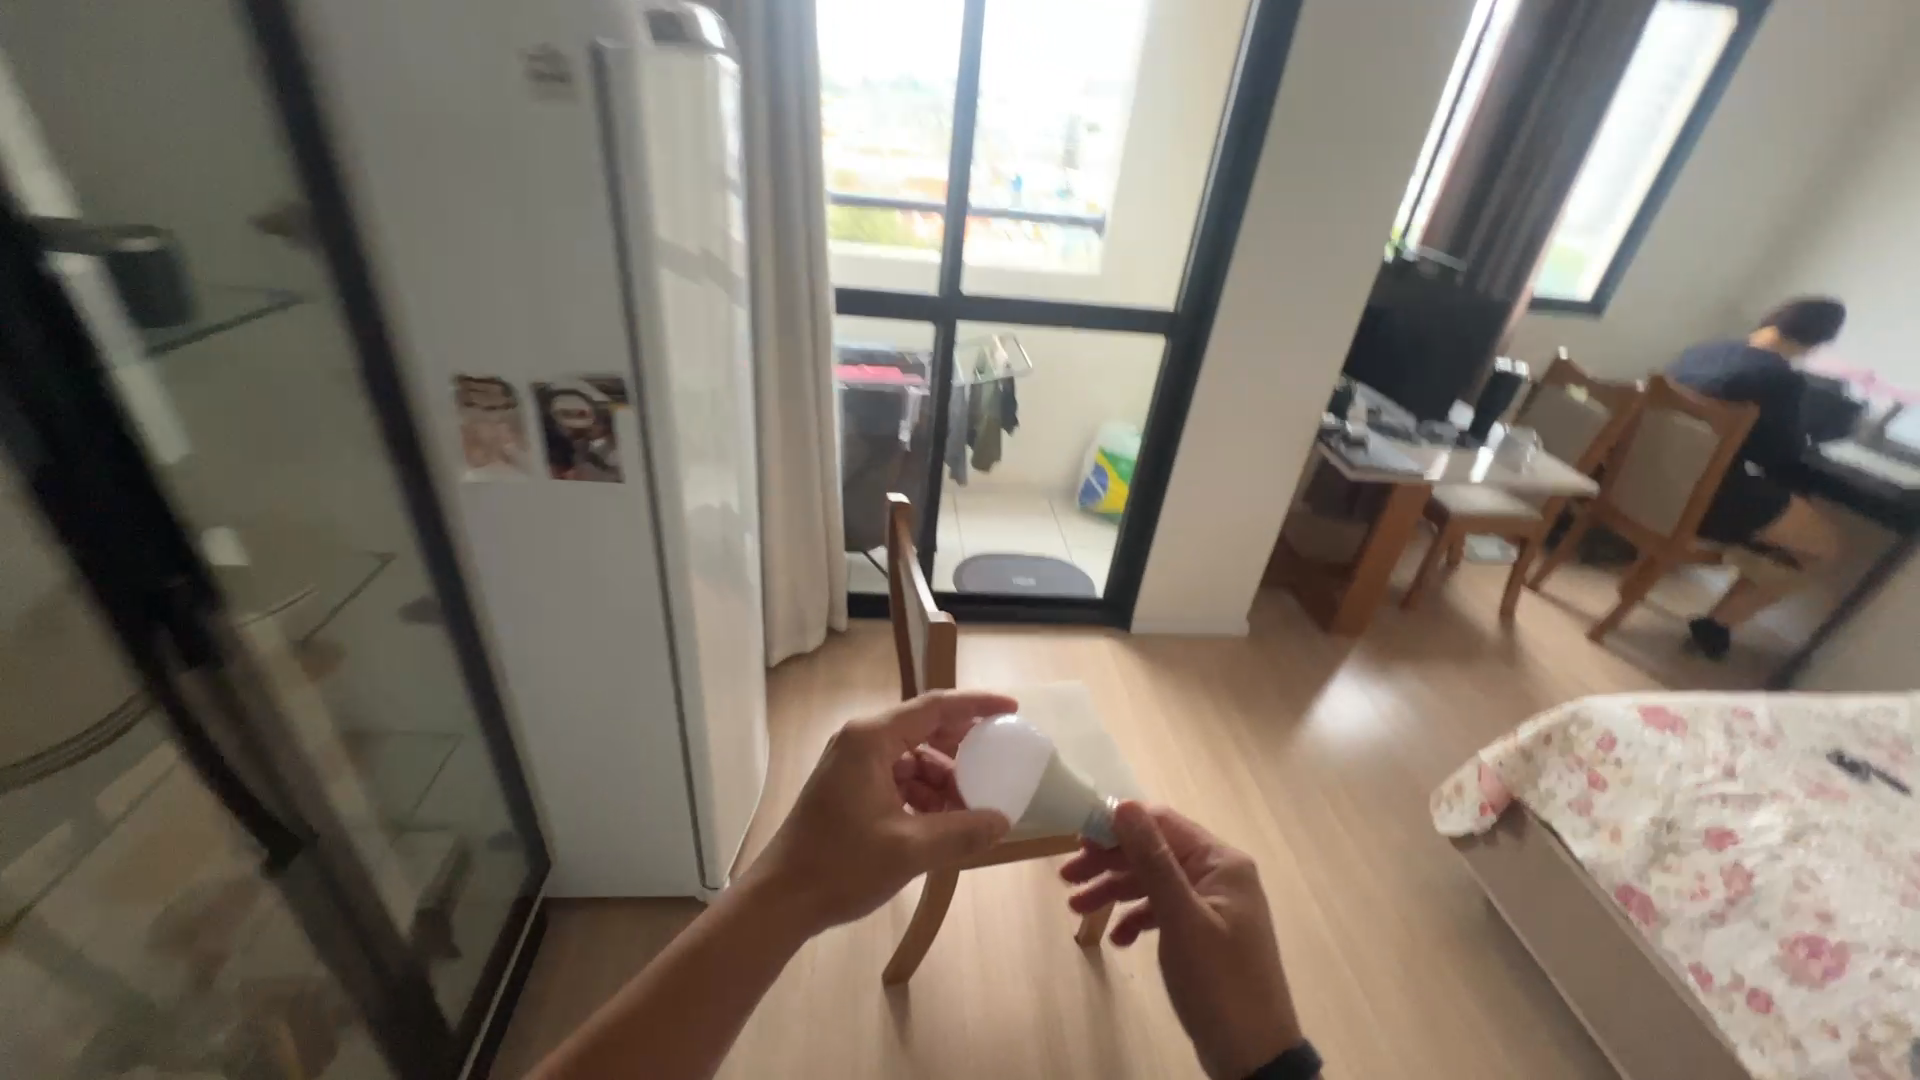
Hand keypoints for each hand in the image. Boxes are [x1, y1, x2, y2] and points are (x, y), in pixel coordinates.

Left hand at [742, 691, 1014, 935]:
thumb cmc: (840, 866)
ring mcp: (853, 764)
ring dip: (943, 779)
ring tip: (970, 808)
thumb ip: (961, 831)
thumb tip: (1002, 821)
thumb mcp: (909, 850)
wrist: (779, 901)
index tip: (1011, 708)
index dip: (976, 705)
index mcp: (871, 739)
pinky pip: (898, 778)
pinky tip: (942, 823)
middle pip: (924, 729)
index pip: (934, 707)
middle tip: (997, 763)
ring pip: (913, 758)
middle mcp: (861, 741)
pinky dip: (923, 795)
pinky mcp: (850, 788)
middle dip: (962, 749)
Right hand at [1061, 802, 1302, 1079]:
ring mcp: (1210, 904)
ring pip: (1152, 882)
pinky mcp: (1202, 932)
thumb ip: (1152, 859)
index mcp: (1220, 862)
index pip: (1162, 824)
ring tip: (1075, 907)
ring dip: (1114, 891)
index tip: (1078, 839)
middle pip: (1153, 852)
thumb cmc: (1219, 982)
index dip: (1119, 826)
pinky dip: (1135, 918)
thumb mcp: (1181, 918)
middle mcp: (1217, 874)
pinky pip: (1161, 910)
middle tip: (1067, 876)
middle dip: (1109, 862)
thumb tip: (1124, 805)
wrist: (1254, 1060)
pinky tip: (1115, 937)